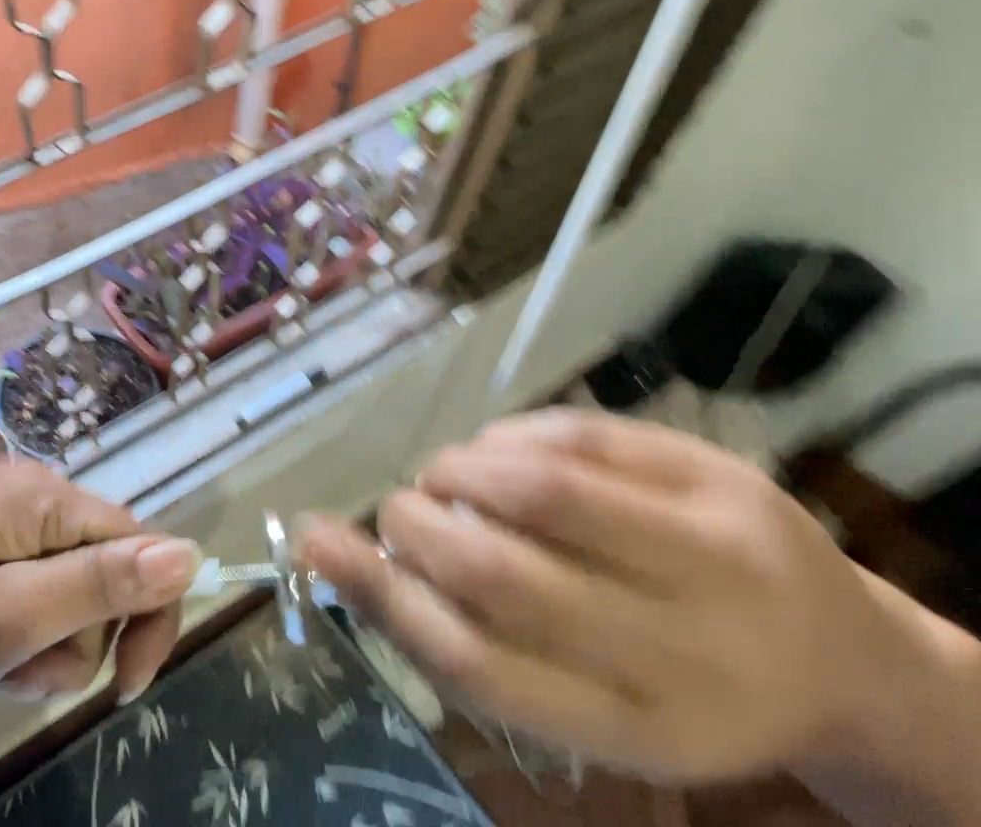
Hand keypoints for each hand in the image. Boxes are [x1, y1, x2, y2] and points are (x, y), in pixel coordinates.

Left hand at [0, 458, 199, 726]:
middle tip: (19, 666)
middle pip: (104, 572)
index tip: (125, 689)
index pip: (140, 544)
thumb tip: (190, 553)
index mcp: (36, 497)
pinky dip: (15, 638)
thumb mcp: (4, 621)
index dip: (149, 616)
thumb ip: (98, 586)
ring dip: (43, 645)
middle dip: (78, 636)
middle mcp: (23, 496)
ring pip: (68, 595)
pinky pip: (28, 597)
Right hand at [297, 409, 931, 781]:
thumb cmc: (673, 692)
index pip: (474, 663)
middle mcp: (689, 651)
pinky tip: (498, 454)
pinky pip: (576, 434)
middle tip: (398, 513)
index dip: (381, 595)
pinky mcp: (730, 479)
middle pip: (497, 571)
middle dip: (413, 524)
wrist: (843, 664)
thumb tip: (324, 545)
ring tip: (444, 480)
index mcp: (637, 728)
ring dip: (454, 470)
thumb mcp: (570, 699)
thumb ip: (449, 635)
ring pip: (535, 487)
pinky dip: (506, 437)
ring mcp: (722, 555)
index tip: (319, 542)